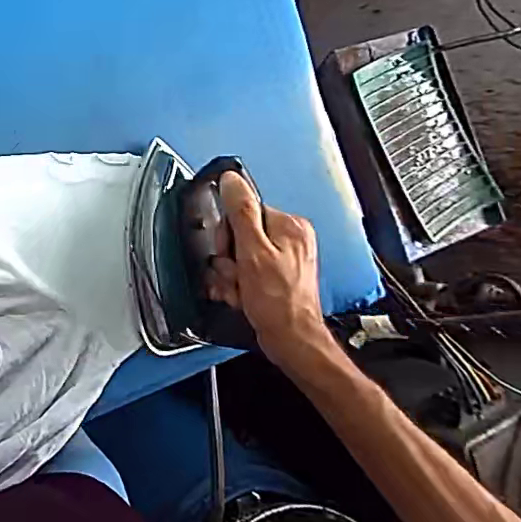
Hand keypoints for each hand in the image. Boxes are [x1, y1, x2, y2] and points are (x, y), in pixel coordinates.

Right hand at [201, 171, 333, 370]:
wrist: (291, 341)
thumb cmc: (277, 302)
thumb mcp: (252, 252)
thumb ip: (241, 212)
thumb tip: (232, 180)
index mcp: (289, 225)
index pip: (243, 211)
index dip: (229, 233)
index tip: (231, 252)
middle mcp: (290, 238)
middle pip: (238, 233)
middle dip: (229, 257)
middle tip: (237, 274)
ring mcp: (284, 258)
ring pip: (239, 254)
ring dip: (231, 274)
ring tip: (241, 289)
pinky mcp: (276, 275)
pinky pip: (246, 269)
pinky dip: (239, 283)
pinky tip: (243, 295)